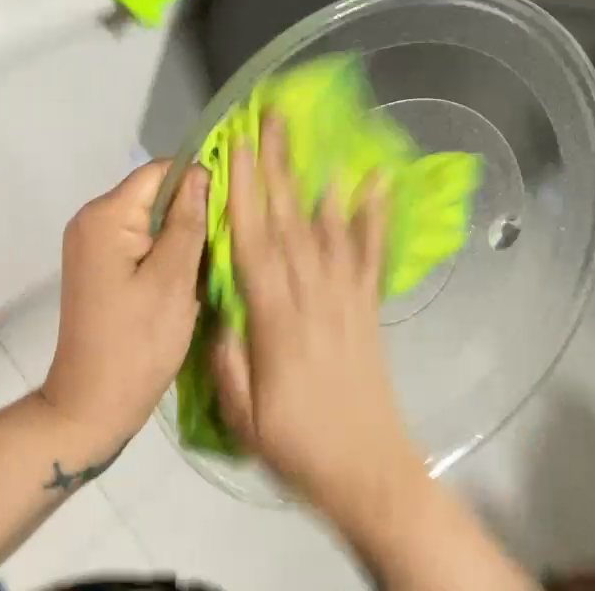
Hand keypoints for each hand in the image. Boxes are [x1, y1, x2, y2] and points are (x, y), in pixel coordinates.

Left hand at [39, 160, 208, 452]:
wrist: (91, 404)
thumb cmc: (137, 343)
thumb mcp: (173, 280)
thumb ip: (189, 221)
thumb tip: (203, 171)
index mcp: (105, 216)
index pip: (160, 171)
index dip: (199, 179)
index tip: (234, 204)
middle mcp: (91, 219)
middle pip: (153, 192)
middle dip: (191, 209)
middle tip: (228, 236)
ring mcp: (90, 242)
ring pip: (148, 217)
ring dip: (180, 232)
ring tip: (213, 258)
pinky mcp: (97, 264)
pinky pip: (137, 240)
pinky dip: (163, 250)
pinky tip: (187, 275)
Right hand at [212, 116, 426, 511]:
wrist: (371, 475)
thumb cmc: (298, 449)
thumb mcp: (245, 418)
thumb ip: (228, 362)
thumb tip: (218, 313)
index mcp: (275, 322)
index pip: (253, 245)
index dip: (244, 193)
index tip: (236, 150)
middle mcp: (313, 299)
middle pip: (290, 221)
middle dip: (277, 166)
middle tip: (270, 119)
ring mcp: (346, 300)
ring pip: (327, 229)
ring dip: (318, 177)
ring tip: (313, 134)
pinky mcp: (368, 308)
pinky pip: (371, 256)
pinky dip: (373, 216)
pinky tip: (376, 181)